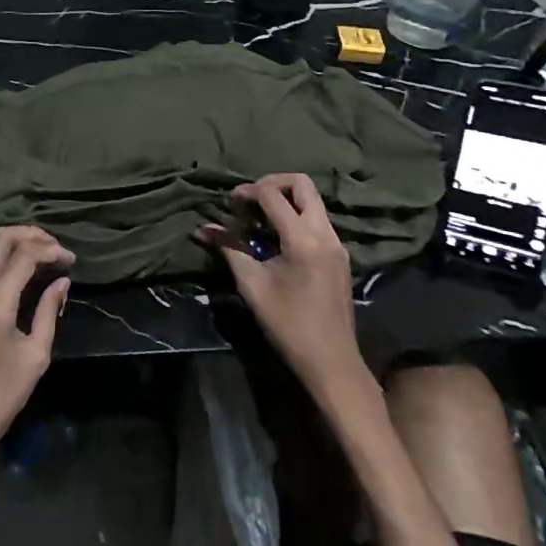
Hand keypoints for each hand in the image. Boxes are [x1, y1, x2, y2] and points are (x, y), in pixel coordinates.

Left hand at [0, 226, 73, 465]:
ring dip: (20, 243)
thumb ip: (48, 311)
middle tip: (57, 247)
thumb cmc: (1, 395)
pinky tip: (30, 271)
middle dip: (31, 234)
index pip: (24, 255)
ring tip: (48, 255)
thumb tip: (62, 280)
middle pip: (0, 238)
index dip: (51, 250)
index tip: (71, 260)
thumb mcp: (35, 356)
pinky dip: (9, 258)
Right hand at [199, 173, 361, 389]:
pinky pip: (318, 221)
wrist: (331, 362)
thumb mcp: (252, 286)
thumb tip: (204, 229)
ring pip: (313, 201)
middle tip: (250, 199)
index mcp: (303, 238)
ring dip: (286, 200)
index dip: (248, 191)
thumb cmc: (288, 325)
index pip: (273, 195)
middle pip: (302, 184)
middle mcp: (325, 233)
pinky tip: (278, 239)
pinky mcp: (341, 256)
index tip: (230, 203)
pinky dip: (297, 217)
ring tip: (260, 220)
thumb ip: (230, 249)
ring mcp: (337, 243)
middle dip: (273, 183)